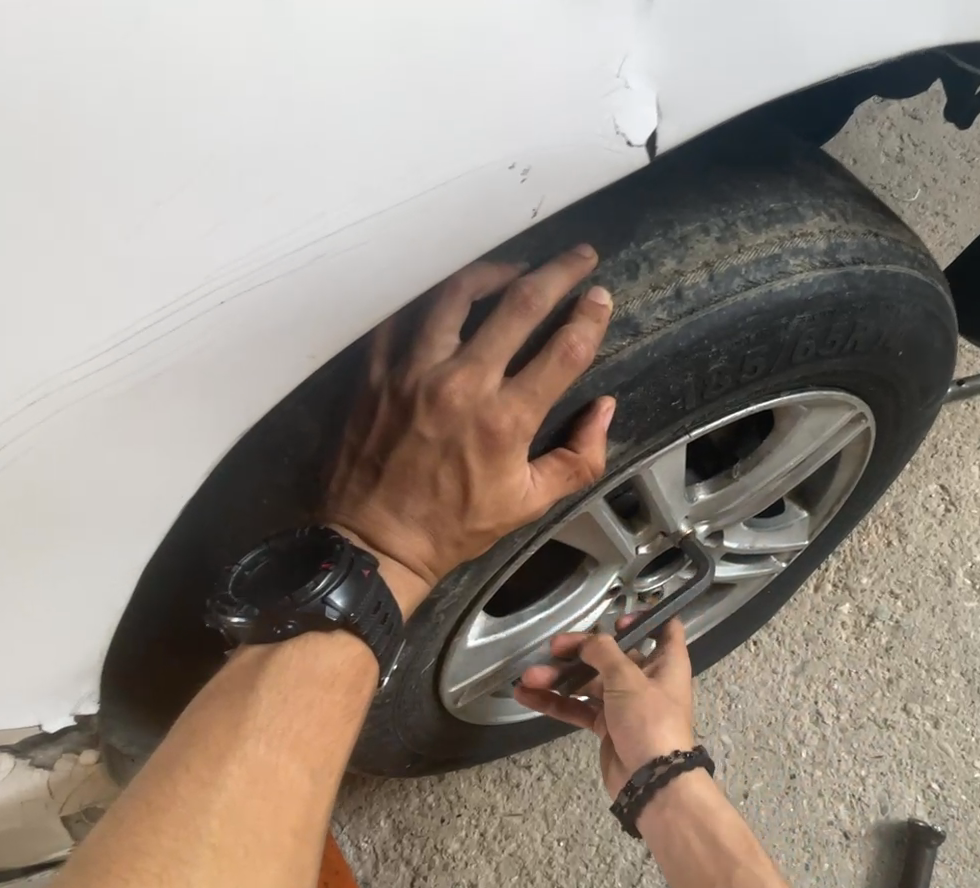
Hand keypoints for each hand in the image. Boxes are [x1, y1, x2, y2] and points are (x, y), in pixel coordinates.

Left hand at [323, 246, 616, 590]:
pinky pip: (405, 314)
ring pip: (458, 294)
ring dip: (496, 272)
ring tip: (516, 267)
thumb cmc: (458, 525)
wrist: (375, 540)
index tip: (601, 296)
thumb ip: (579, 458)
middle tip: (580, 256)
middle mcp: (462, 383)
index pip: (562, 350)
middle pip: (519, 305)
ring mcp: (414, 370)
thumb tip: (605, 408)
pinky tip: (452, 295)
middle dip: (558, 273)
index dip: (590, 317)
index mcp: (506, 419)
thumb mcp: (531, 504)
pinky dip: (434, 297)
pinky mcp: (377, 370)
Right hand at [513, 617, 696, 792]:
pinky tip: (526, 696)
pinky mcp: (607, 728)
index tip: (616, 620)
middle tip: (553, 648)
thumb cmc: (650, 721)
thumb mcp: (628, 678)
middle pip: (613, 656)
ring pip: (590, 683)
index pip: (664, 630)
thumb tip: (589, 640)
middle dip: (580, 652)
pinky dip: (555, 702)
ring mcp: (626, 705)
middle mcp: (648, 680)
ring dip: (560, 678)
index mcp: (666, 663)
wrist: (651, 782)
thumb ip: (605, 653)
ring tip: (528, 677)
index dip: (644, 620)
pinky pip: (579, 708)